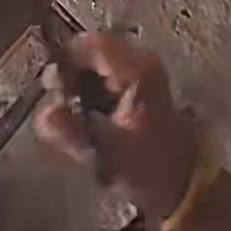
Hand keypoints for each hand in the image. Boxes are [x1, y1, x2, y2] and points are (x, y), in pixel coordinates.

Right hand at [33, 33, 202, 225]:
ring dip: (80, 80)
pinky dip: (92, 86)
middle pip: (91, 49)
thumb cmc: (147, 168)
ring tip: (75, 110)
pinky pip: (106, 71)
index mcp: (135, 71)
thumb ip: (67, 128)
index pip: (89, 45)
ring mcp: (143, 68)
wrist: (185, 185)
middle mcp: (141, 60)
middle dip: (71, 73)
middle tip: (62, 102)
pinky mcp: (141, 80)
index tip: (53, 88)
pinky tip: (90, 112)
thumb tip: (45, 107)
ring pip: (96, 59)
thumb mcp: (102, 151)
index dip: (64, 61)